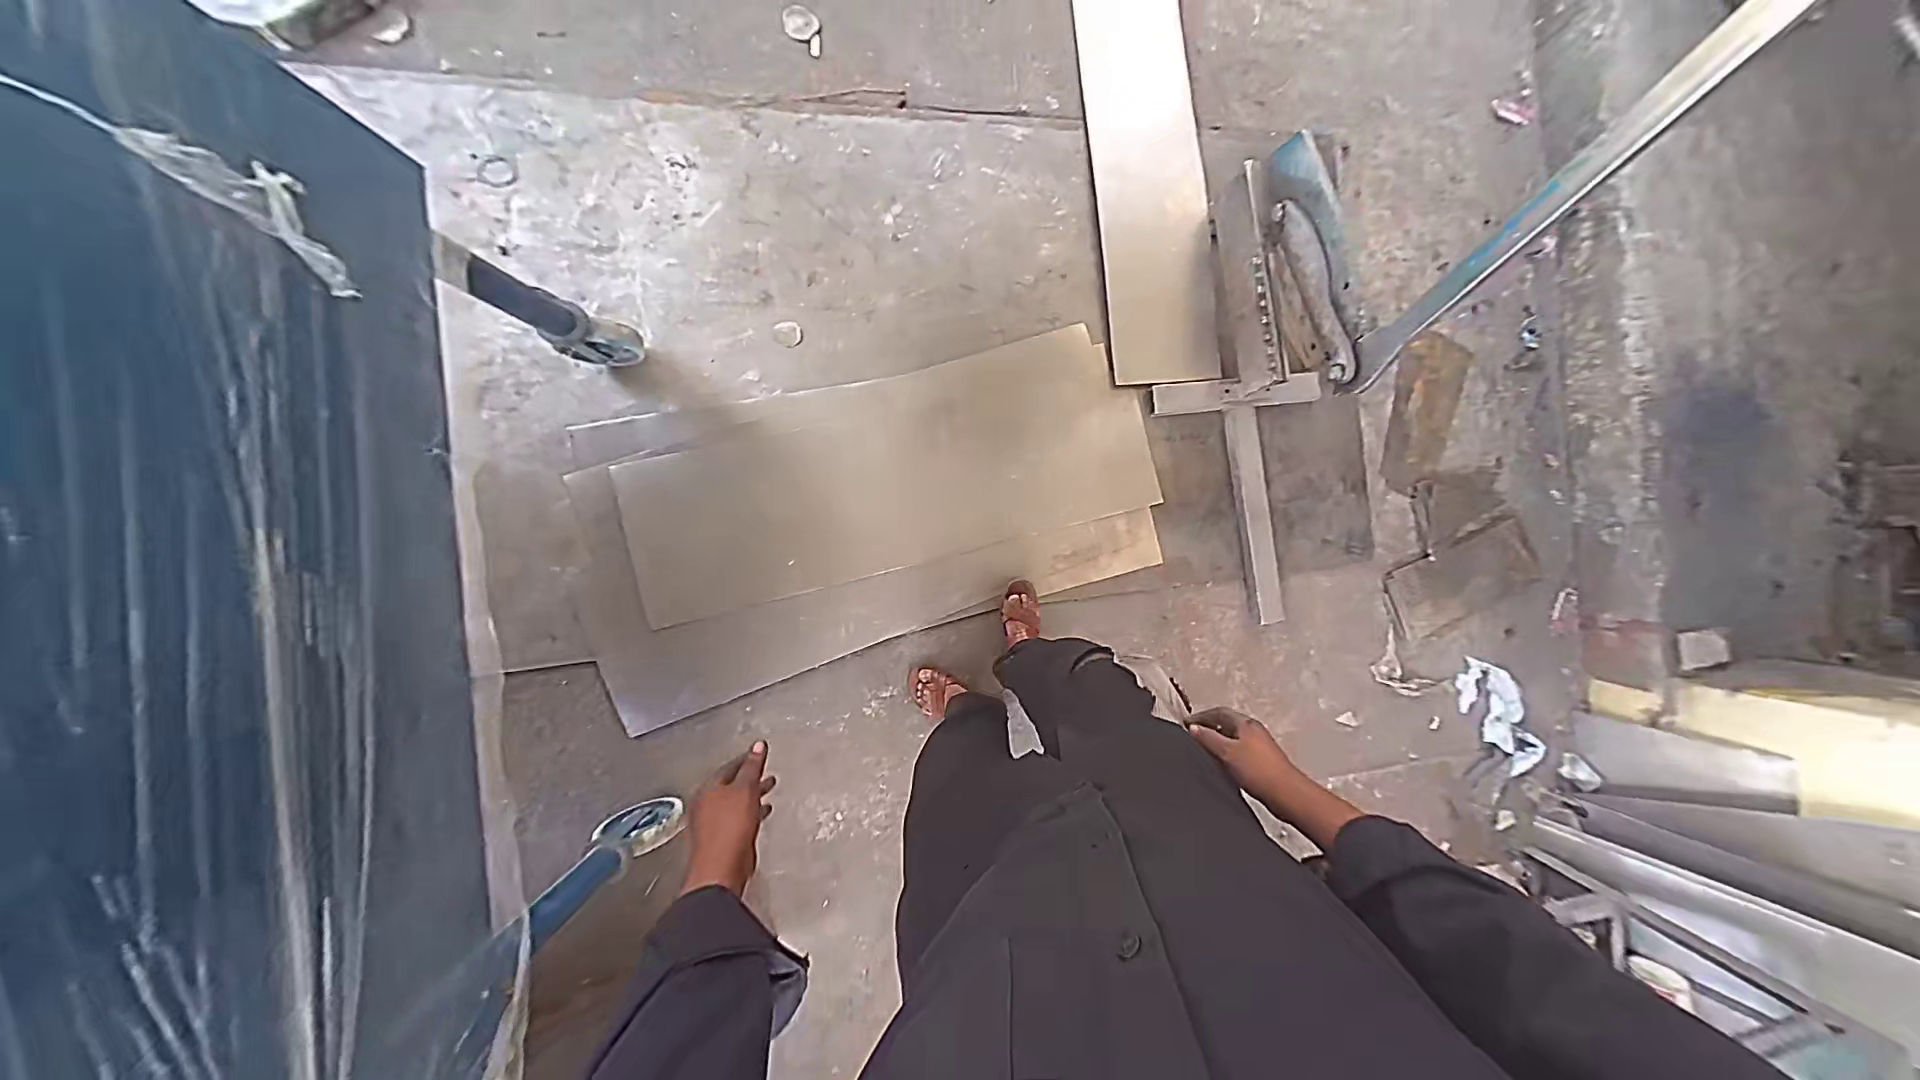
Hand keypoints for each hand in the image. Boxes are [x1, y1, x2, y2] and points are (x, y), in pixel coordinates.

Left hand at [681, 741, 775, 896]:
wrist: (721, 870)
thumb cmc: (731, 827)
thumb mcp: (746, 789)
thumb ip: (752, 767)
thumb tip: (757, 745)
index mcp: (708, 789)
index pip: (730, 767)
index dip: (747, 758)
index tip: (760, 752)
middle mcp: (706, 804)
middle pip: (731, 784)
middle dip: (750, 777)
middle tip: (765, 770)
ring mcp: (712, 823)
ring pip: (735, 801)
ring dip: (752, 794)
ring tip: (768, 789)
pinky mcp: (721, 839)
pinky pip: (738, 817)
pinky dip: (751, 811)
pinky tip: (762, 812)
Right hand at [1186, 707, 1303, 804]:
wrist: (1286, 794)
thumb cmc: (1261, 771)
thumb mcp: (1226, 752)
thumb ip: (1208, 738)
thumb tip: (1194, 729)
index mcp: (1246, 724)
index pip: (1218, 712)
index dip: (1201, 717)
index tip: (1189, 722)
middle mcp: (1255, 732)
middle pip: (1227, 724)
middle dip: (1210, 727)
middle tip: (1196, 733)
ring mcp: (1261, 747)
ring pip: (1234, 738)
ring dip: (1219, 741)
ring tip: (1207, 749)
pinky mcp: (1263, 762)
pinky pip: (1240, 752)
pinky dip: (1228, 754)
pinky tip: (1224, 765)